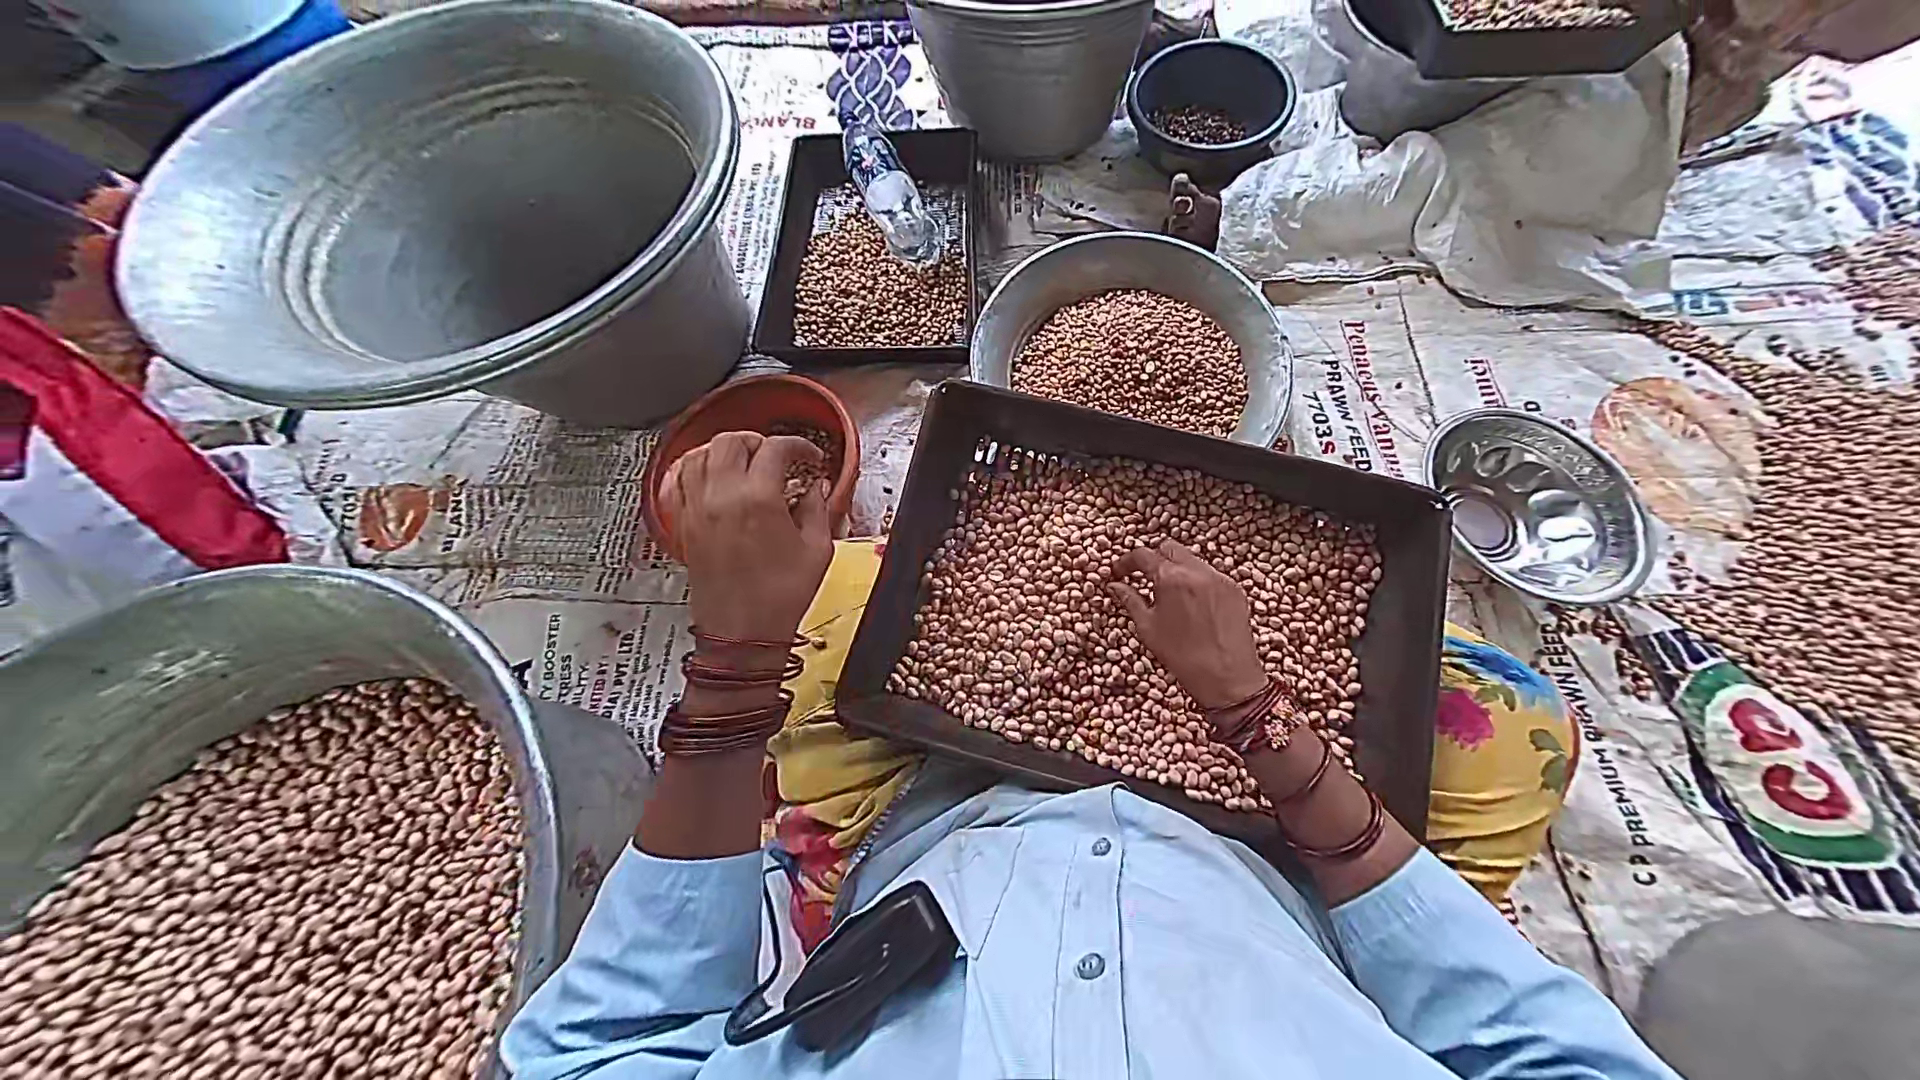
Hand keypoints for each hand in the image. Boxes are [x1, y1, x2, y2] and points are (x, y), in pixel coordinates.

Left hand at [661, 431, 832, 644]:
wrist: (742, 635)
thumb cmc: (778, 599)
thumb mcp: (817, 550)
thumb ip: (818, 509)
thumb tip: (816, 489)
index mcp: (758, 500)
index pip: (776, 448)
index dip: (799, 446)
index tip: (809, 456)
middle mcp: (721, 497)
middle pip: (732, 440)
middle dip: (759, 441)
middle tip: (778, 455)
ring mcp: (698, 509)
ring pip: (701, 453)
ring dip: (726, 450)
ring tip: (747, 462)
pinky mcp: (685, 524)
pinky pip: (681, 479)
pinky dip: (698, 468)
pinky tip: (714, 477)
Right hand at [1108, 540, 1266, 711]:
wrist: (1228, 678)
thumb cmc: (1184, 657)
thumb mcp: (1147, 627)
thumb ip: (1130, 600)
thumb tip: (1116, 586)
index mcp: (1171, 579)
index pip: (1143, 555)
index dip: (1127, 562)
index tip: (1120, 572)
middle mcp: (1198, 571)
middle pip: (1169, 548)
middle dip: (1153, 558)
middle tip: (1142, 576)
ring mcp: (1220, 579)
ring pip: (1191, 559)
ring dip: (1176, 568)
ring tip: (1167, 593)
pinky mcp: (1235, 590)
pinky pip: (1210, 575)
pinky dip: (1196, 581)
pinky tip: (1190, 603)